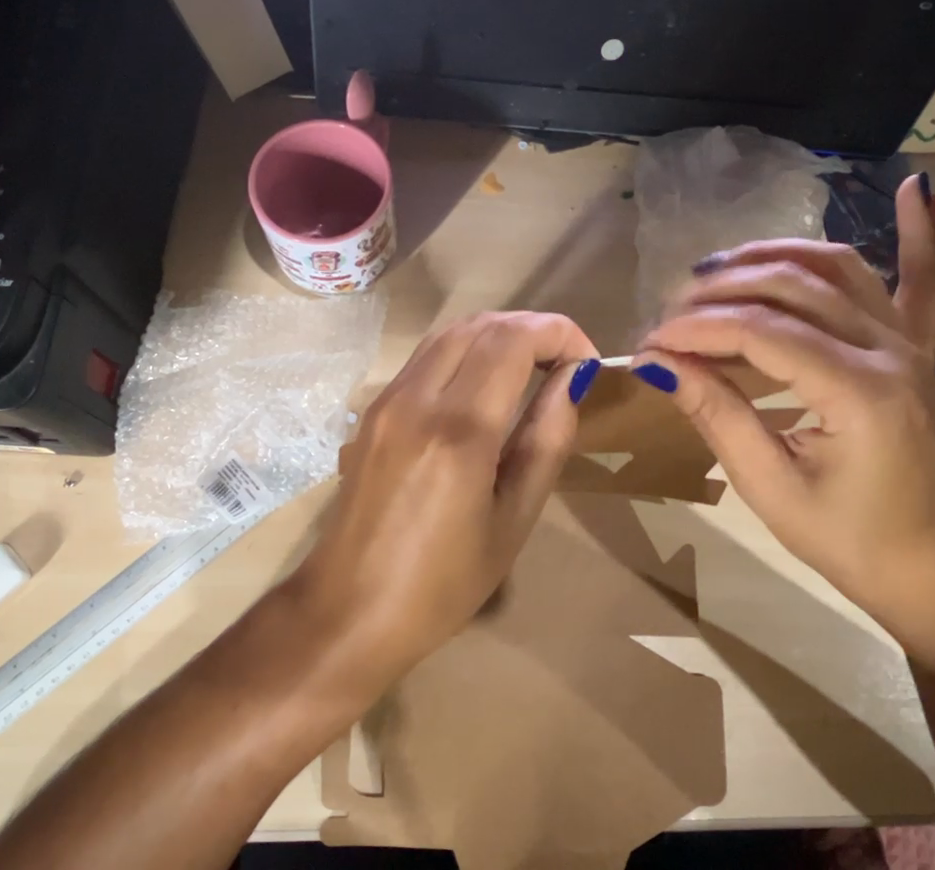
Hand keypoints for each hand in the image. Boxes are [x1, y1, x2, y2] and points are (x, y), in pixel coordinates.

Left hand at [292, 312, 598, 678]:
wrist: (347, 611)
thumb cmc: (442, 584)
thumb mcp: (513, 520)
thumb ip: (546, 440)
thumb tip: (571, 381)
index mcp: (458, 429)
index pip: (514, 338)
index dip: (560, 333)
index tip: (587, 364)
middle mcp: (416, 398)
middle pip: (481, 324)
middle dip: (532, 328)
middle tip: (565, 365)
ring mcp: (386, 401)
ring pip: (449, 333)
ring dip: (497, 335)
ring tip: (532, 370)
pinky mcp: (372, 413)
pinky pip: (424, 358)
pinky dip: (465, 352)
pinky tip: (485, 387)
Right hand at [633, 175, 934, 625]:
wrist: (926, 566)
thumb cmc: (844, 538)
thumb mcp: (768, 486)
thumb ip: (717, 413)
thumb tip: (657, 362)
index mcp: (858, 391)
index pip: (762, 332)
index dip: (698, 327)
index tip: (650, 341)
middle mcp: (890, 349)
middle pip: (793, 288)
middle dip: (721, 292)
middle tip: (669, 312)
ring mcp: (910, 342)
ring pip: (837, 268)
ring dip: (774, 257)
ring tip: (718, 269)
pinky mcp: (917, 347)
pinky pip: (918, 281)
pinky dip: (917, 234)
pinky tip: (914, 189)